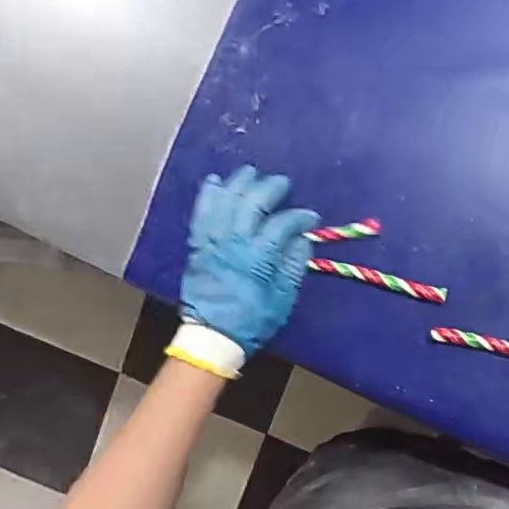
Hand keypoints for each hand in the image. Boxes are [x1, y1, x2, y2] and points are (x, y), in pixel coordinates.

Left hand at [180, 166, 319, 356]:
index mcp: (259, 256)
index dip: (300, 217)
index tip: (311, 218)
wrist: (213, 336)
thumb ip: (293, 265)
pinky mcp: (198, 245)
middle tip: (282, 183)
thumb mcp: (282, 299)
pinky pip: (202, 213)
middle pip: (253, 202)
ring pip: (226, 201)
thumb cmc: (252, 321)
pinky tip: (216, 182)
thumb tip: (303, 239)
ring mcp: (213, 241)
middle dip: (270, 188)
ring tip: (251, 173)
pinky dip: (208, 195)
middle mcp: (234, 241)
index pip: (283, 223)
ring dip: (239, 183)